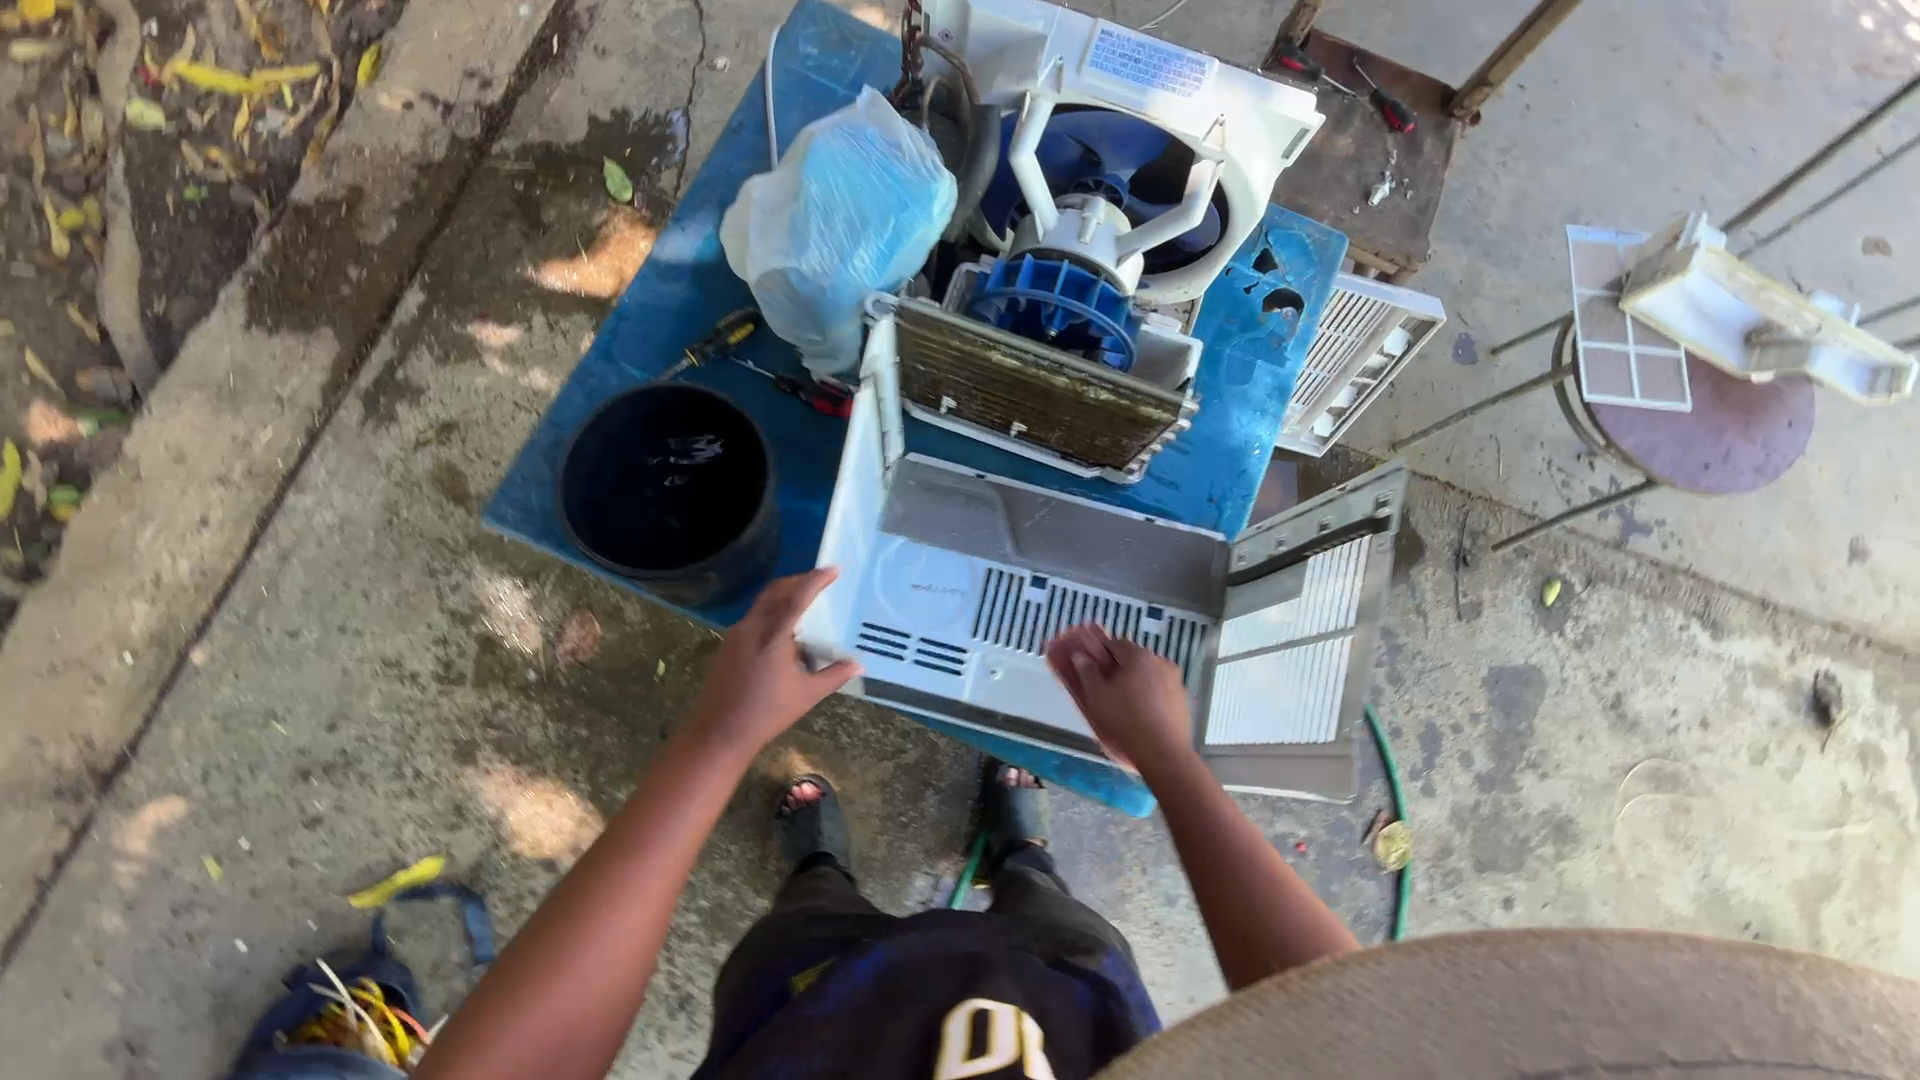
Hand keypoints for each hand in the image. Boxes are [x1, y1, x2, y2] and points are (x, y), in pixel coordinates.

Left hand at [686, 568, 860, 756]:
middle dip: (798, 580)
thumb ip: (834, 675)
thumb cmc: (767, 714)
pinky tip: (783, 635)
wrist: (719, 733)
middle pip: (775, 591)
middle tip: (819, 580)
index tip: (833, 569)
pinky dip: (771, 614)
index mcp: (773, 635)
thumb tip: (858, 665)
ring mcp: (735, 635)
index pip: (798, 597)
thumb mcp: (807, 695)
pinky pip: (753, 619)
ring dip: (783, 597)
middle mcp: (752, 627)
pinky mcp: (727, 645)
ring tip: (804, 606)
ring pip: (762, 604)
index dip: (816, 580)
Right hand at [1045, 624, 1195, 774]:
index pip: (1116, 644)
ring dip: (1138, 684)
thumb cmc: (1124, 721)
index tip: (1093, 670)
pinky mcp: (1184, 701)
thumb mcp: (1097, 697)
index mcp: (1138, 656)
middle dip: (1120, 670)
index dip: (1102, 654)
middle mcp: (1161, 662)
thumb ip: (1087, 672)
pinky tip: (1144, 717)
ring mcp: (1176, 681)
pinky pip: (1162, 692)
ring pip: (1150, 676)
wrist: (1163, 754)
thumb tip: (1080, 655)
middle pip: (1135, 659)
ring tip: (1126, 707)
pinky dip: (1152, 698)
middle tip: (1107, 690)